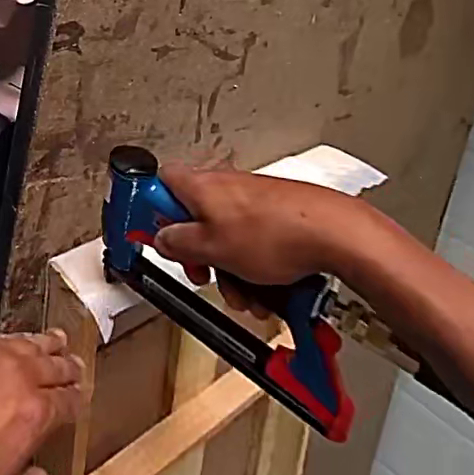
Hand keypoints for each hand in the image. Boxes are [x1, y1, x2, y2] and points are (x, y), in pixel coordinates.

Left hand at [0, 330, 84, 474]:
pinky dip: (18, 338)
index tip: (78, 404)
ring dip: (49, 343)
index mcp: (33, 414)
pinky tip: (17, 342)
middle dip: (69, 368)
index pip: (68, 402)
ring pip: (33, 342)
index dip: (77, 403)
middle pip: (56, 365)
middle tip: (76, 369)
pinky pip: (4, 337)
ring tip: (57, 342)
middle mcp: (18, 377)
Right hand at [152, 166, 373, 307]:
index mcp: (201, 185)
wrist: (333, 234)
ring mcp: (250, 201)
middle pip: (192, 219)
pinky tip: (265, 289)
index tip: (140, 227)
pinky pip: (250, 243)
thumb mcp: (212, 249)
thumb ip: (177, 243)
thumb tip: (161, 238)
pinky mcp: (273, 216)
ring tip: (245, 292)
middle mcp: (224, 187)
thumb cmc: (277, 233)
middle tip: (202, 273)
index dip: (148, 207)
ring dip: (229, 271)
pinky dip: (253, 268)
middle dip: (197, 254)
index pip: (159, 182)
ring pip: (223, 238)